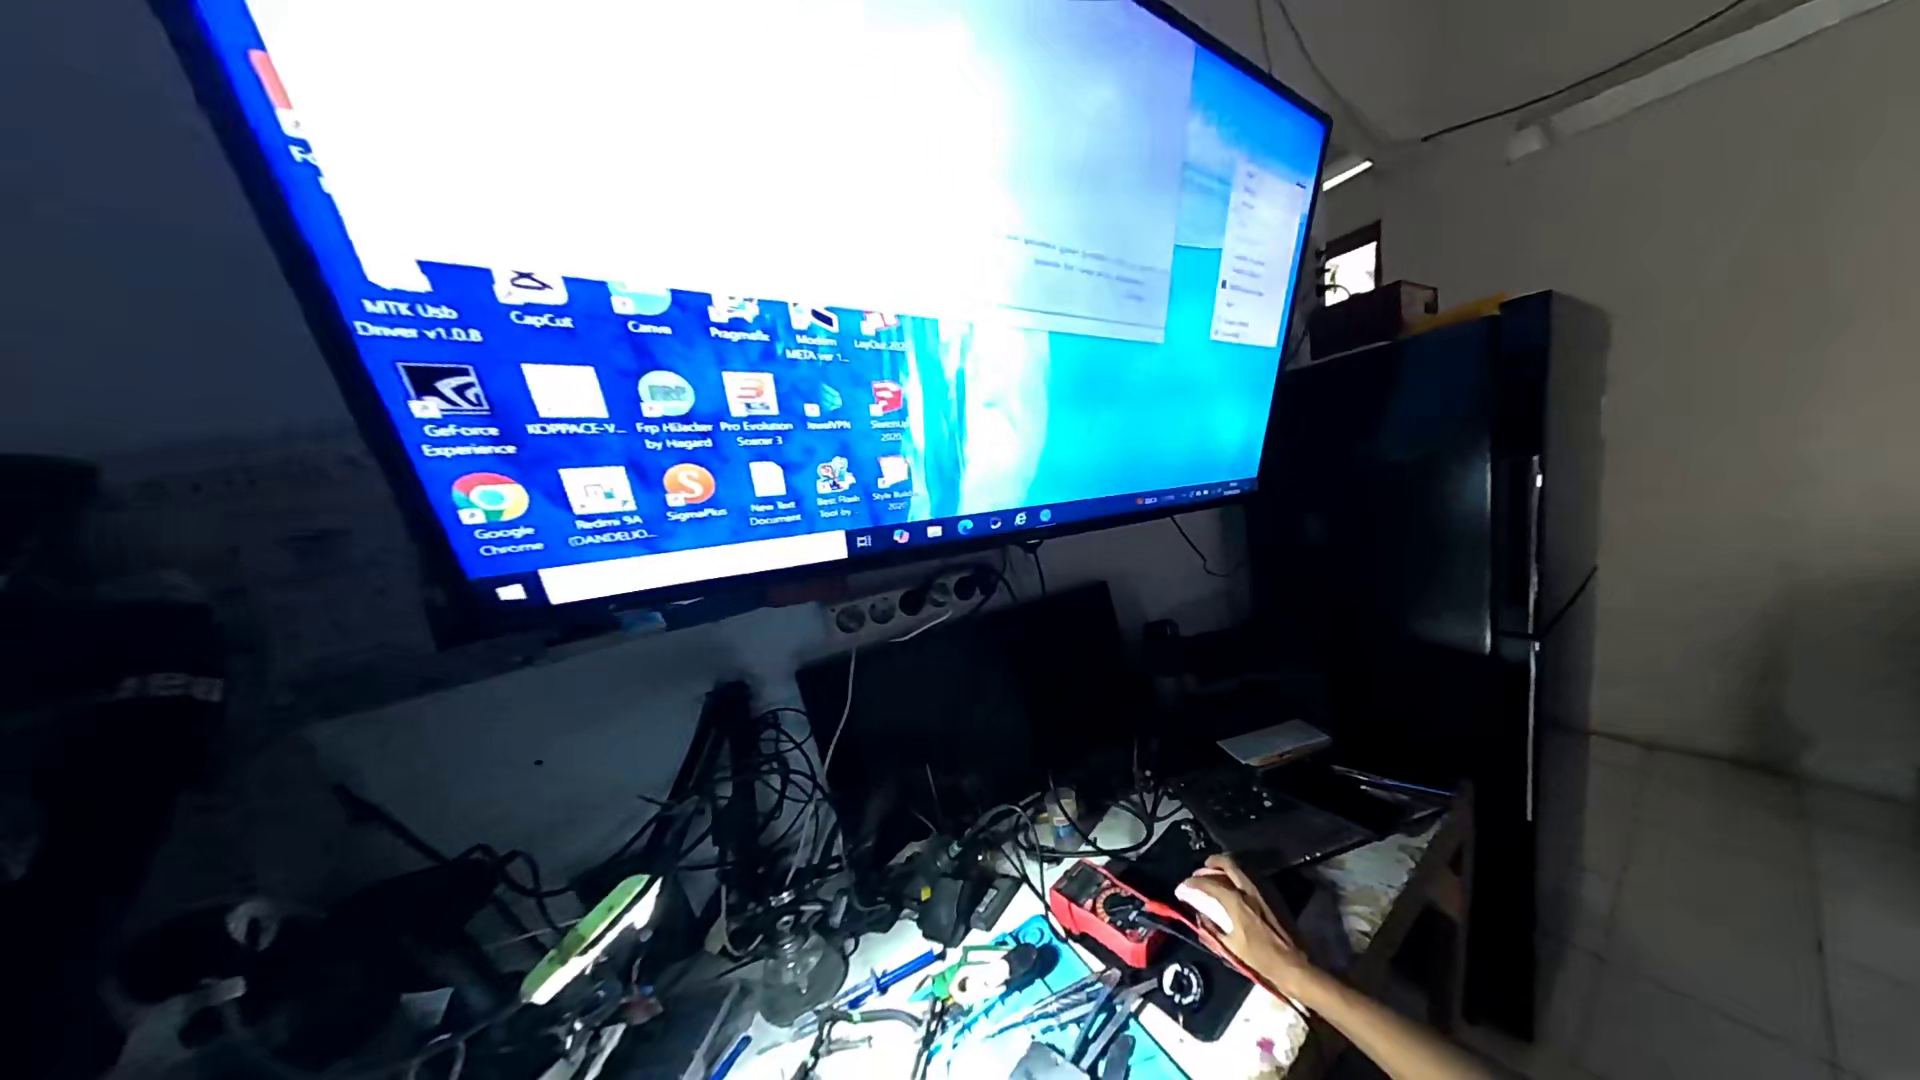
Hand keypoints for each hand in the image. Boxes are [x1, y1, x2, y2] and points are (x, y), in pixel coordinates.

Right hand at [1178, 855, 1316, 997]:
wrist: (1296, 967)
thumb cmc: (1261, 961)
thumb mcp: (1230, 948)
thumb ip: (1211, 929)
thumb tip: (1199, 916)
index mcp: (1236, 903)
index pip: (1208, 884)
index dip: (1192, 883)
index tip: (1182, 887)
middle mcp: (1249, 890)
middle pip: (1227, 864)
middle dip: (1211, 863)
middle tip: (1201, 870)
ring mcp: (1263, 891)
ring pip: (1240, 868)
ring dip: (1224, 867)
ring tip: (1215, 874)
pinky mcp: (1273, 895)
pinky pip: (1250, 877)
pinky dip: (1237, 875)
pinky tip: (1234, 886)